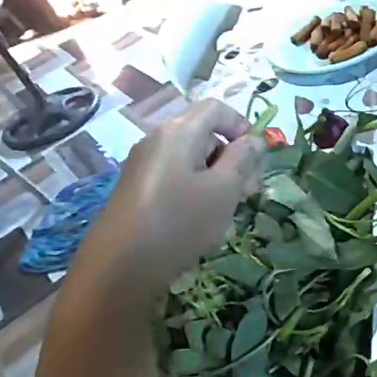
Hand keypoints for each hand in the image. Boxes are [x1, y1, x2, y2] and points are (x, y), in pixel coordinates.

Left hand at [79, 99, 264, 289]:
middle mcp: (158, 141)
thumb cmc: (179, 222)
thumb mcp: (223, 190)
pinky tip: (201, 223)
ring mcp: (144, 166)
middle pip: (205, 134)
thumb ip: (243, 159)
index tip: (257, 158)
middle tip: (248, 193)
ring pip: (193, 160)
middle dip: (233, 158)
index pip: (216, 108)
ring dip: (217, 180)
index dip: (242, 125)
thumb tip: (254, 140)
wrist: (119, 268)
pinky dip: (196, 193)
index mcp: (178, 131)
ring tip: (226, 214)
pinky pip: (176, 179)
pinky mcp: (138, 191)